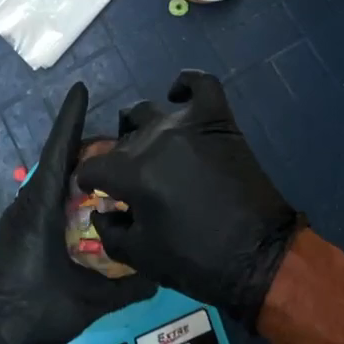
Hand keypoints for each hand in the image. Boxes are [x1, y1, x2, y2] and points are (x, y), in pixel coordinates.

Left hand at [0, 83, 156, 343]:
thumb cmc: (30, 314)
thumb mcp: (85, 304)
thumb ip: (126, 287)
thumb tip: (164, 272)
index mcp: (40, 207)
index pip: (59, 150)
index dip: (71, 117)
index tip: (81, 87)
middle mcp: (26, 205)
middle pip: (58, 163)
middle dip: (85, 147)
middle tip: (119, 140)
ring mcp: (16, 221)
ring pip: (51, 183)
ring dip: (75, 173)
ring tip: (108, 170)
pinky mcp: (13, 238)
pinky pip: (43, 202)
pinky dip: (65, 194)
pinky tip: (84, 208)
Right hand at [76, 70, 302, 329]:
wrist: (256, 254)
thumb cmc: (195, 260)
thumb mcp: (142, 257)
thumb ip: (110, 232)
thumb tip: (102, 212)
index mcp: (132, 172)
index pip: (94, 166)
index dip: (88, 180)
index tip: (93, 189)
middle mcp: (153, 139)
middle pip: (122, 140)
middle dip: (119, 162)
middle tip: (132, 181)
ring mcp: (186, 123)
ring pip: (149, 110)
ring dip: (142, 129)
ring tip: (150, 146)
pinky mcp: (217, 118)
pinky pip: (200, 84)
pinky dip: (186, 84)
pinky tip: (179, 96)